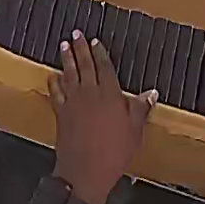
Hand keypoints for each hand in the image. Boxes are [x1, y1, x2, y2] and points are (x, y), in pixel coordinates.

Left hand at [49, 31, 154, 203]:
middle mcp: (89, 93)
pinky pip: (56, 92)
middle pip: (84, 65)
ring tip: (63, 45)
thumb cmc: (114, 151)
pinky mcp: (61, 112)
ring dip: (66, 58)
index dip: (100, 53)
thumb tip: (151, 93)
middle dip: (80, 48)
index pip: (104, 67)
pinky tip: (53, 75)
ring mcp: (73, 101)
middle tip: (76, 34)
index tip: (95, 41)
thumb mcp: (134, 130)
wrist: (86, 169)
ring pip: (69, 73)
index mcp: (109, 94)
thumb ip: (140, 108)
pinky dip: (54, 82)